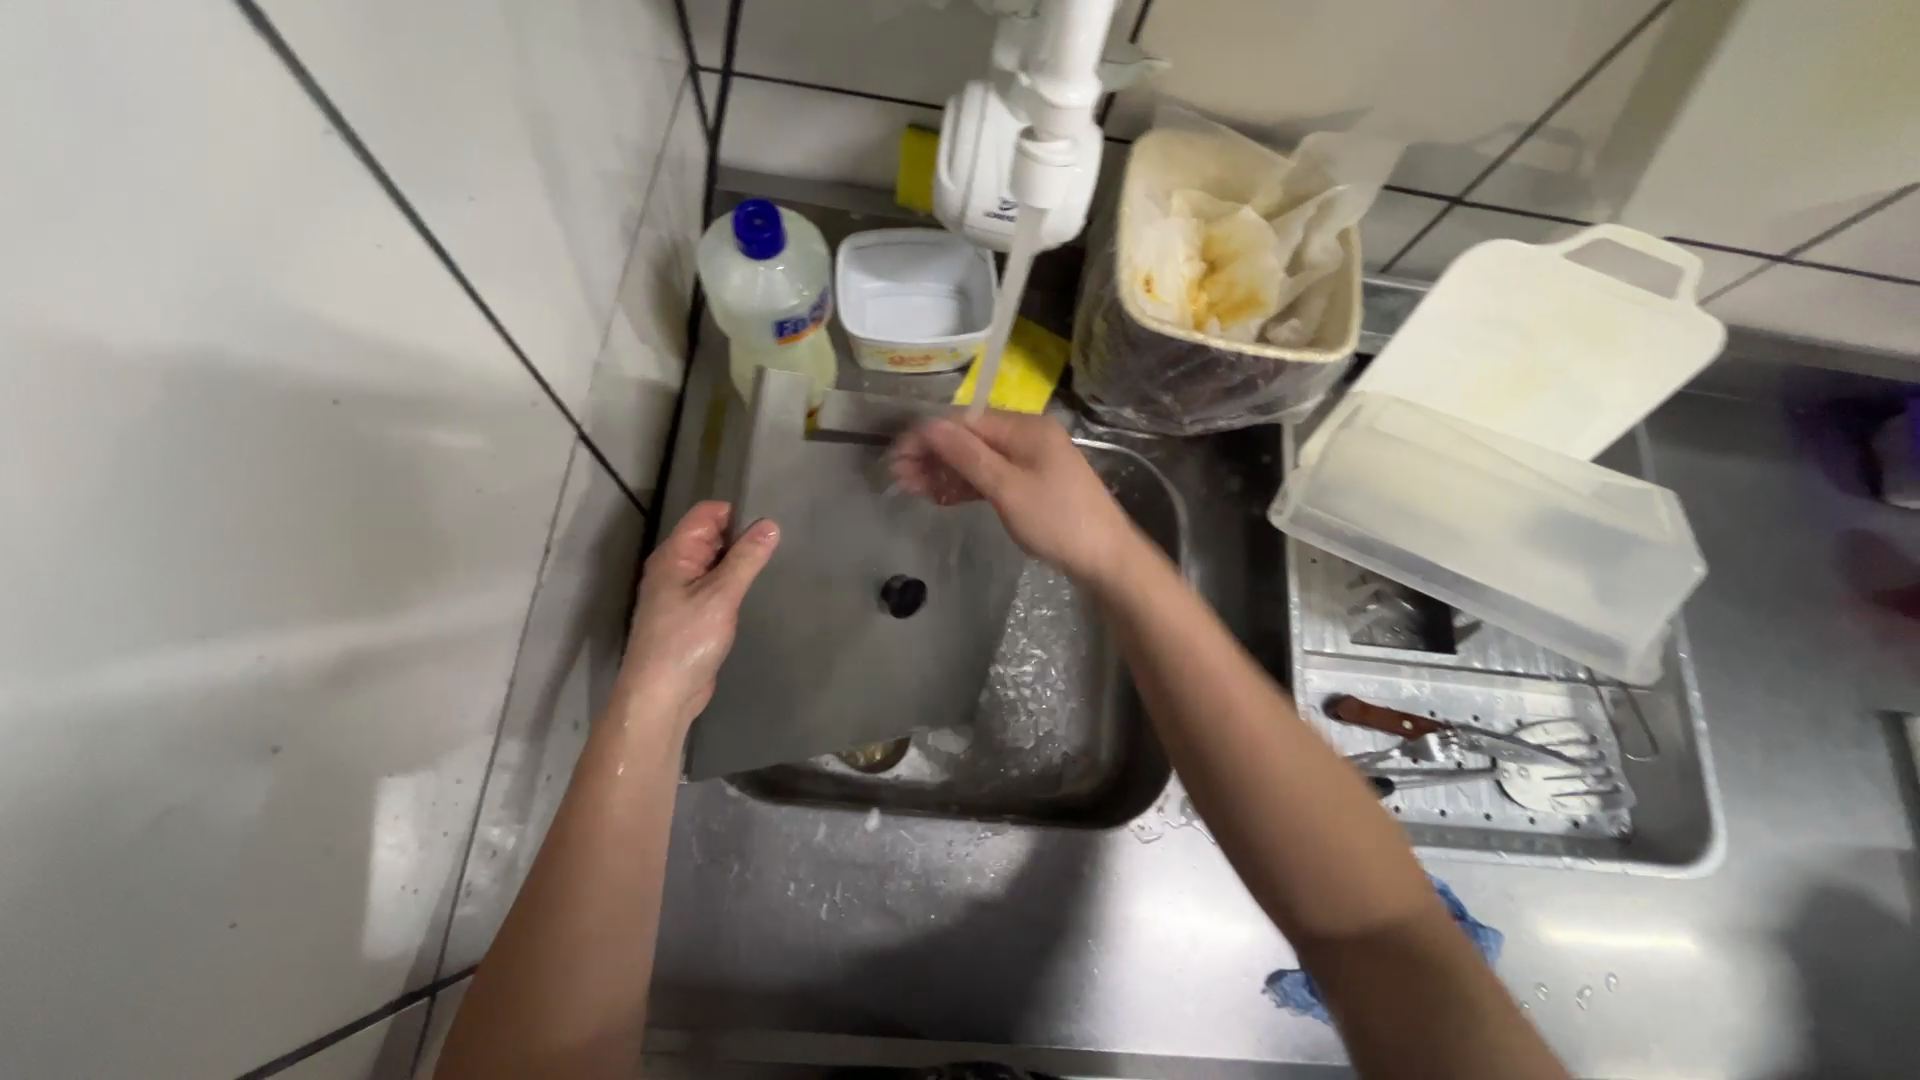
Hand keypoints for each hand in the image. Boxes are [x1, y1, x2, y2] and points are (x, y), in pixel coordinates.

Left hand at [614, 501, 778, 733]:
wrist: (661, 695)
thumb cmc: (686, 640)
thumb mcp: (721, 595)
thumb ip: (746, 558)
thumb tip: (770, 525)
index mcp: (674, 555)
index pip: (705, 514)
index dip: (735, 513)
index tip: (768, 524)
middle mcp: (673, 567)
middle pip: (710, 536)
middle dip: (740, 536)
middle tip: (777, 544)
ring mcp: (680, 592)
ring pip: (714, 562)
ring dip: (738, 562)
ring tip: (771, 564)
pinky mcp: (690, 615)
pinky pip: (713, 586)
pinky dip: (732, 584)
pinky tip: (752, 592)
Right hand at [890, 411, 1138, 584]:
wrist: (1106, 558)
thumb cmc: (1057, 521)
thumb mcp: (1007, 488)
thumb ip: (967, 456)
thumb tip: (929, 426)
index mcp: (1025, 428)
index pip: (965, 421)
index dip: (928, 437)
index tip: (896, 458)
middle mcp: (1027, 437)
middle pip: (970, 439)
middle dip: (933, 455)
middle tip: (898, 478)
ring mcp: (1030, 461)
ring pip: (977, 460)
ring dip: (945, 472)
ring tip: (911, 488)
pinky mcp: (1031, 485)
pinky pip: (991, 477)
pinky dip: (966, 486)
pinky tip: (941, 497)